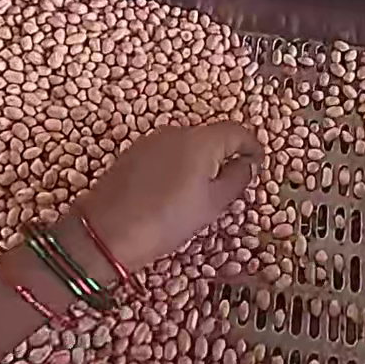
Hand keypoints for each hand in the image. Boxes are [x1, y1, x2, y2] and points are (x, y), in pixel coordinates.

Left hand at [70, 122, 261, 271]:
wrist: (105, 231)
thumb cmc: (166, 220)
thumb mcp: (211, 205)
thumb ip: (236, 179)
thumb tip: (248, 164)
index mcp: (200, 140)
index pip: (236, 132)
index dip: (252, 147)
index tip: (258, 165)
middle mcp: (175, 132)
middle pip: (210, 136)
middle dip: (225, 155)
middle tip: (231, 184)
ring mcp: (151, 140)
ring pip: (187, 145)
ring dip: (200, 161)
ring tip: (201, 194)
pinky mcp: (133, 153)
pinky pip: (166, 153)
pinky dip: (178, 166)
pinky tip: (174, 192)